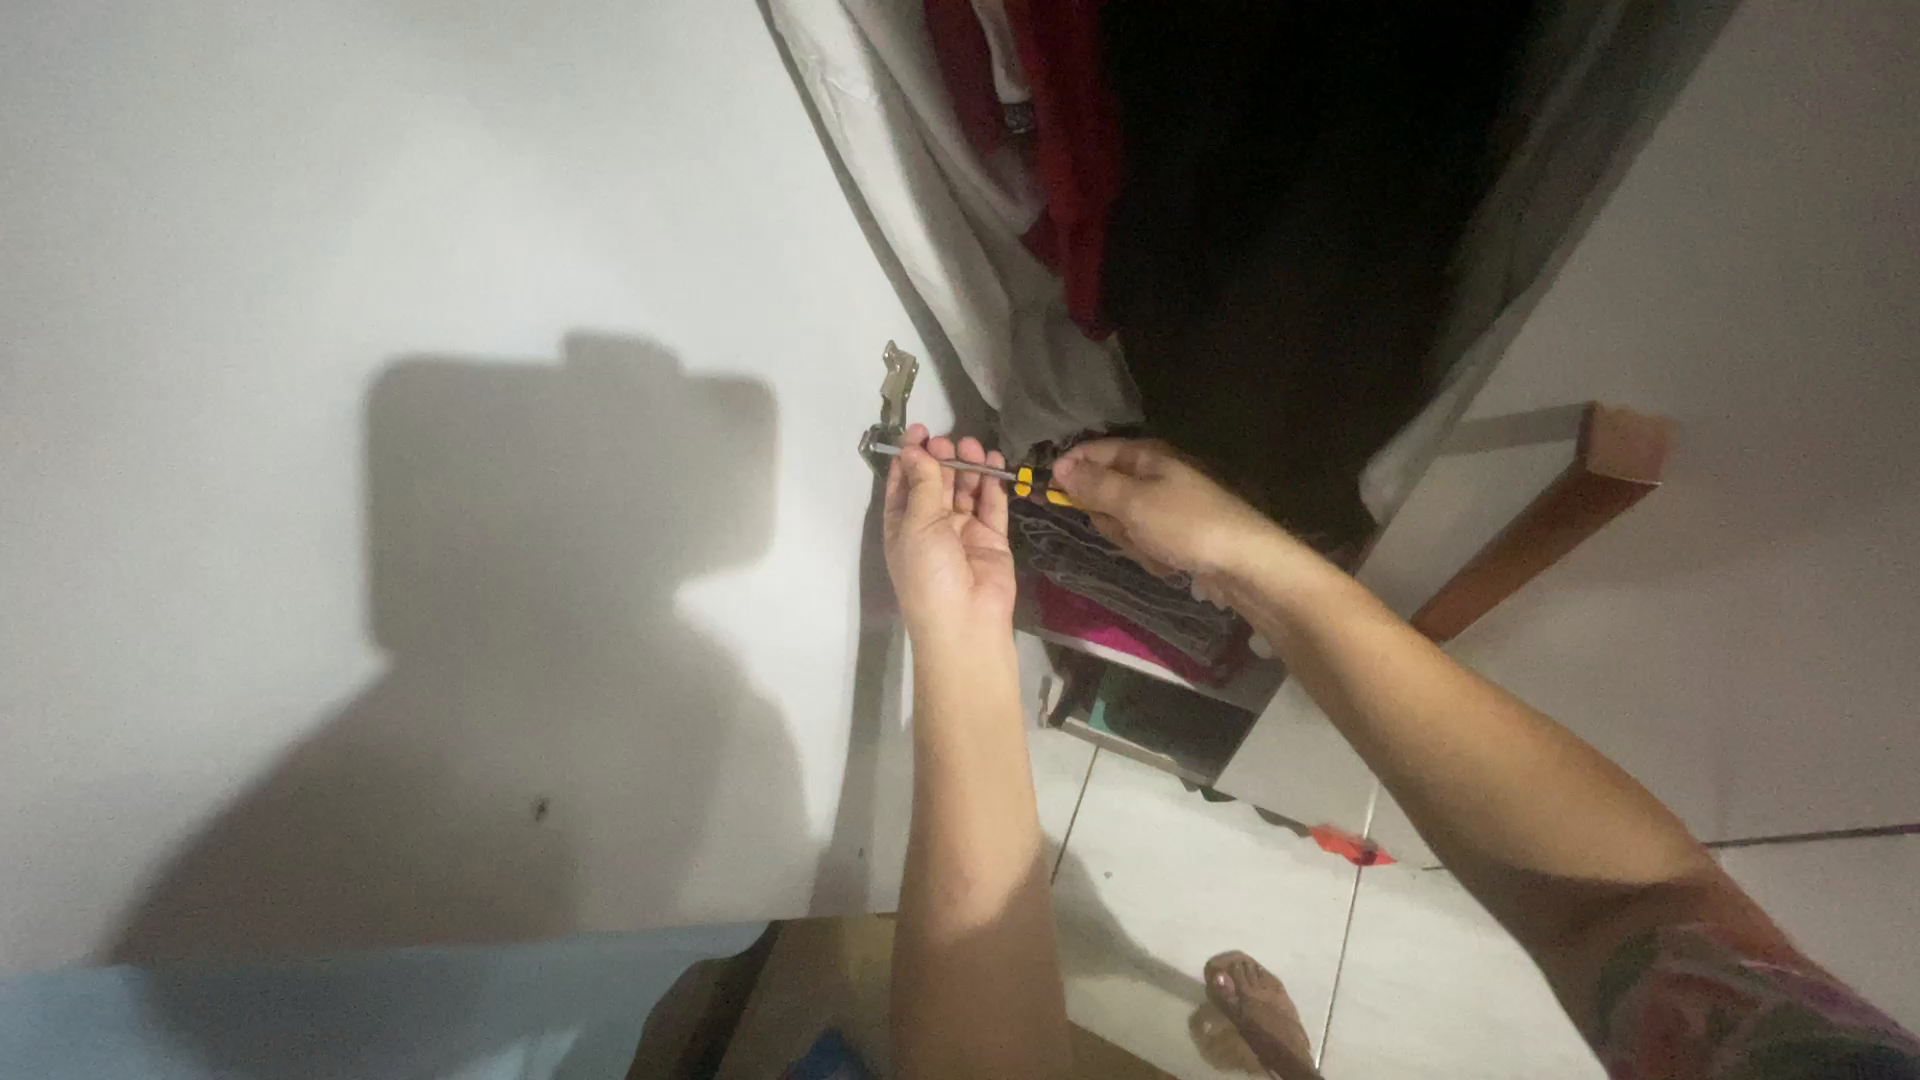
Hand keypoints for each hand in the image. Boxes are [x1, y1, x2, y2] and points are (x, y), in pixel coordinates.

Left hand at [883, 425, 1016, 643]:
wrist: (965, 622)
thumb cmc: (928, 573)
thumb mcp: (917, 524)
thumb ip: (922, 485)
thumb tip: (915, 451)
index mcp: (902, 525)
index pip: (904, 483)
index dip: (911, 456)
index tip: (920, 431)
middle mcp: (931, 526)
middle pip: (936, 483)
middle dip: (942, 459)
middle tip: (949, 444)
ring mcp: (963, 532)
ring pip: (965, 490)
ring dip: (968, 468)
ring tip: (973, 449)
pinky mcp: (991, 538)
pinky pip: (992, 505)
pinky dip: (993, 484)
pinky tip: (993, 463)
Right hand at [1052, 438, 1281, 578]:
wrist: (1244, 564)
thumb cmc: (1187, 524)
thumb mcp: (1133, 503)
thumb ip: (1093, 485)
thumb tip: (1058, 466)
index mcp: (1145, 456)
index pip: (1092, 452)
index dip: (1069, 469)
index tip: (1049, 492)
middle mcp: (1153, 474)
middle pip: (1103, 491)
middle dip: (1108, 516)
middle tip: (1125, 527)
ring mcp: (1164, 506)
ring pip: (1120, 521)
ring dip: (1130, 539)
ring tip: (1154, 548)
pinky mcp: (1173, 534)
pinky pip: (1141, 540)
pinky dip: (1149, 553)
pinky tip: (1168, 560)